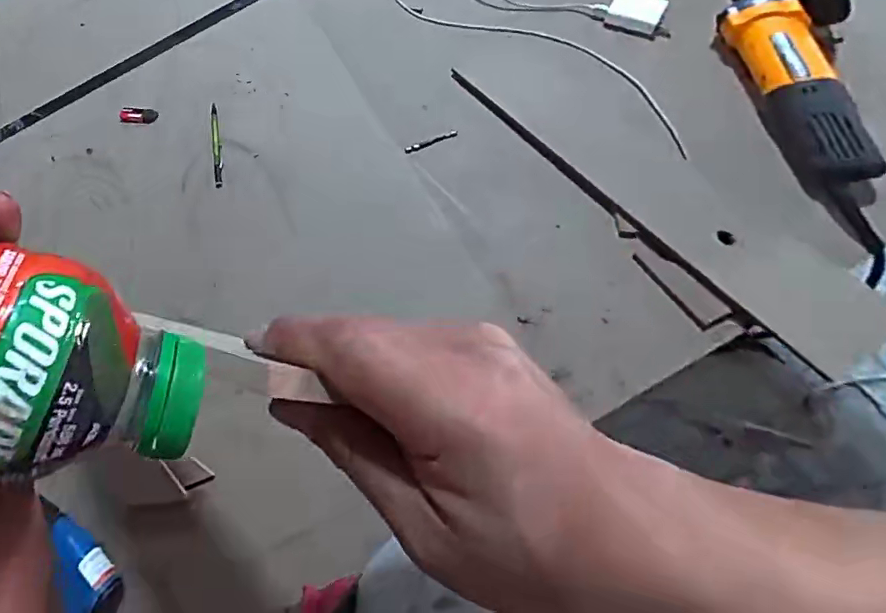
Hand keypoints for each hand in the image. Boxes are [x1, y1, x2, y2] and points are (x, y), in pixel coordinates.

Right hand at [256, 318, 673, 612]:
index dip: (291, 342)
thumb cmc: (528, 554)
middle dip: (313, 355)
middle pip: (358, 332)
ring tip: (345, 410)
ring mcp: (476, 335)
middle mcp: (461, 347)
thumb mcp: (427, 529)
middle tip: (290, 398)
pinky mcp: (484, 337)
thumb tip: (292, 403)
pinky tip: (390, 401)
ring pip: (379, 330)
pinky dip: (378, 358)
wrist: (634, 537)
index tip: (251, 354)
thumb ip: (351, 450)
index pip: (346, 346)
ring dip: (346, 358)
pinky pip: (406, 336)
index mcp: (448, 400)